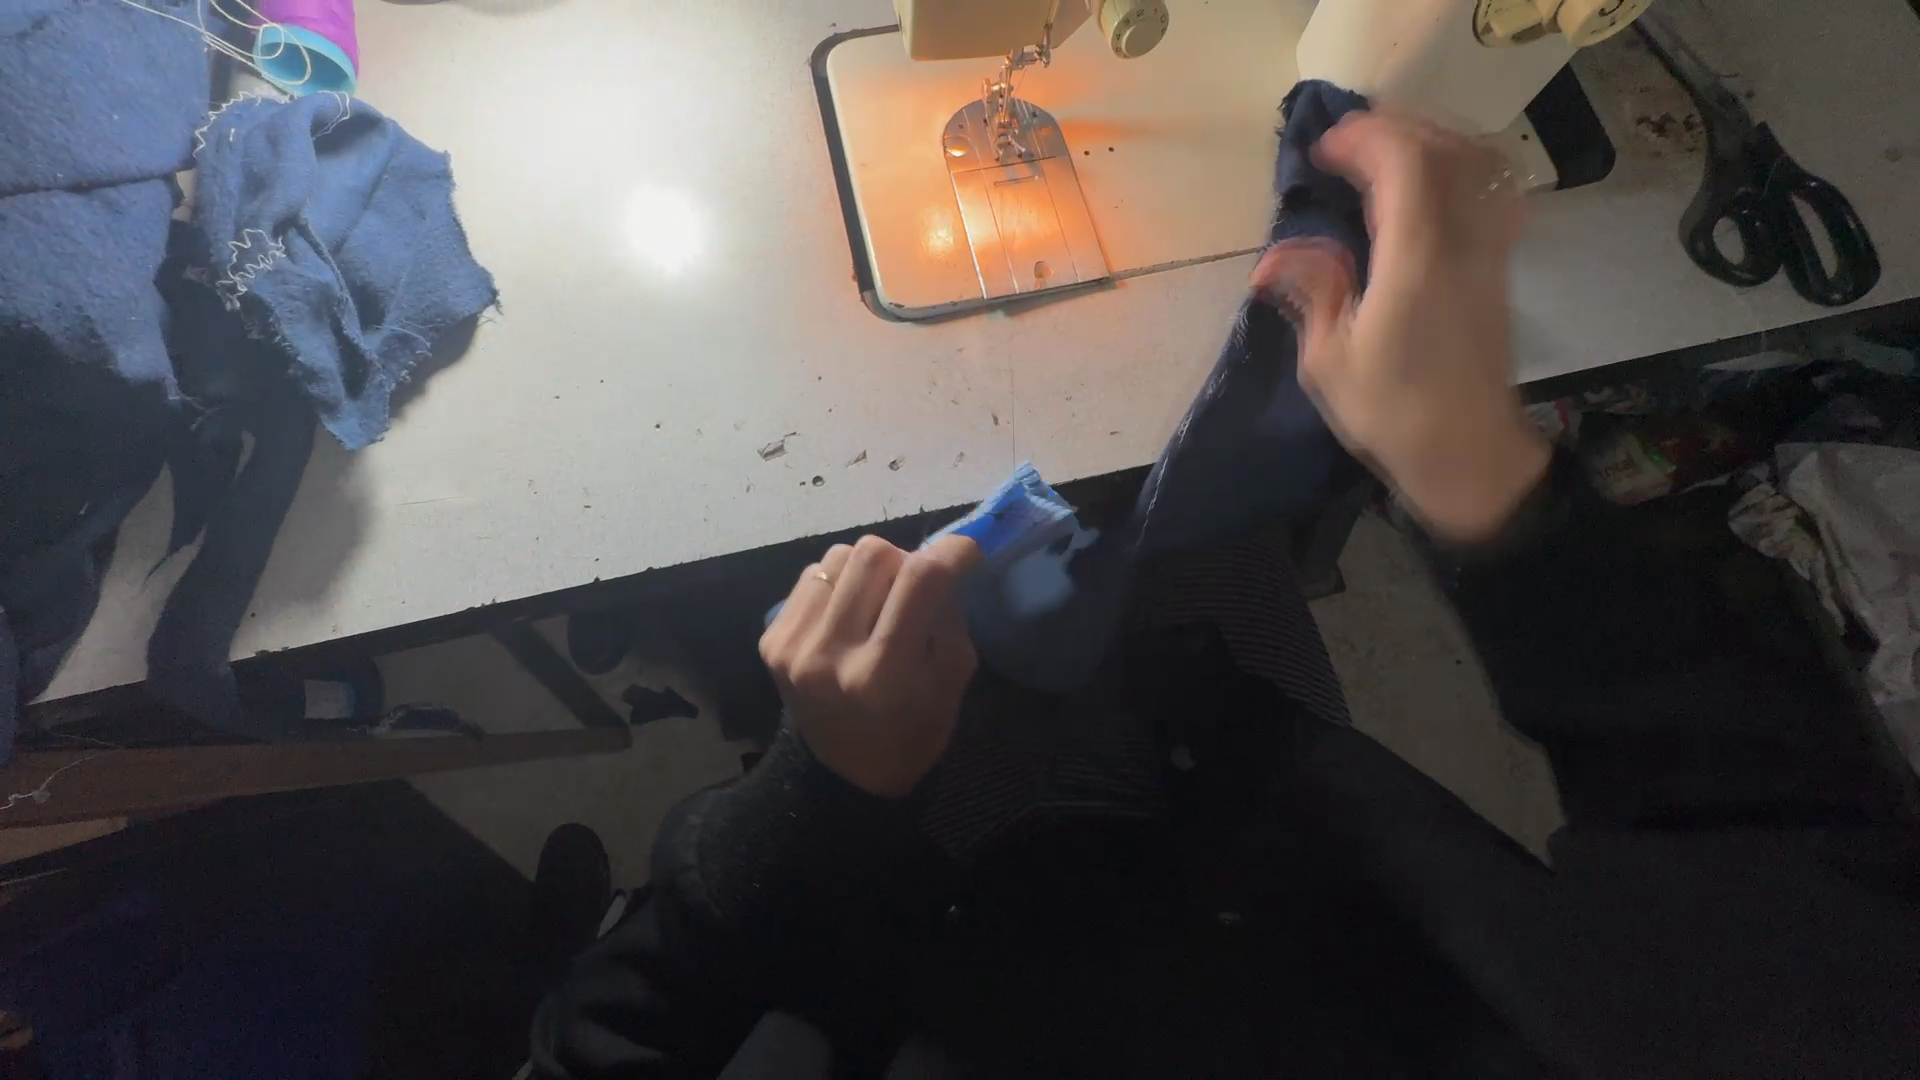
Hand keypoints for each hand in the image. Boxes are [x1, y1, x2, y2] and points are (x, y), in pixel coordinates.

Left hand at [759, 534, 982, 796]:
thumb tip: (944, 556)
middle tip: (915, 589)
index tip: (965, 553)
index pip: (921, 580)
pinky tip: (847, 615)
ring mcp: (793, 645)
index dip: (950, 552)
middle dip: (906, 561)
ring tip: (877, 603)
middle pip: (875, 553)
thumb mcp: (952, 681)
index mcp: (884, 675)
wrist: (844, 775)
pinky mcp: (771, 640)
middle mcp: (830, 654)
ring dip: (869, 570)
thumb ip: (950, 616)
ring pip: (840, 555)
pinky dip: (838, 583)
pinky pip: (812, 575)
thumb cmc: (913, 732)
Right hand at [1255, 108, 1550, 541]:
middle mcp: (1463, 240)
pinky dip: (1461, 165)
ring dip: (1431, 140)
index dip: (1363, 141)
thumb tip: (1272, 259)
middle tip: (1346, 141)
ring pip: (1478, 160)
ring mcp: (1490, 249)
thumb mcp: (1328, 360)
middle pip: (1445, 148)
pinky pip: (1493, 188)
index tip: (1321, 150)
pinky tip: (1432, 182)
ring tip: (1385, 151)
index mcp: (1416, 261)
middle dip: (1394, 130)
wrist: (1464, 449)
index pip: (1404, 165)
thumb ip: (1311, 292)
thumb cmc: (1388, 410)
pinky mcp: (1499, 264)